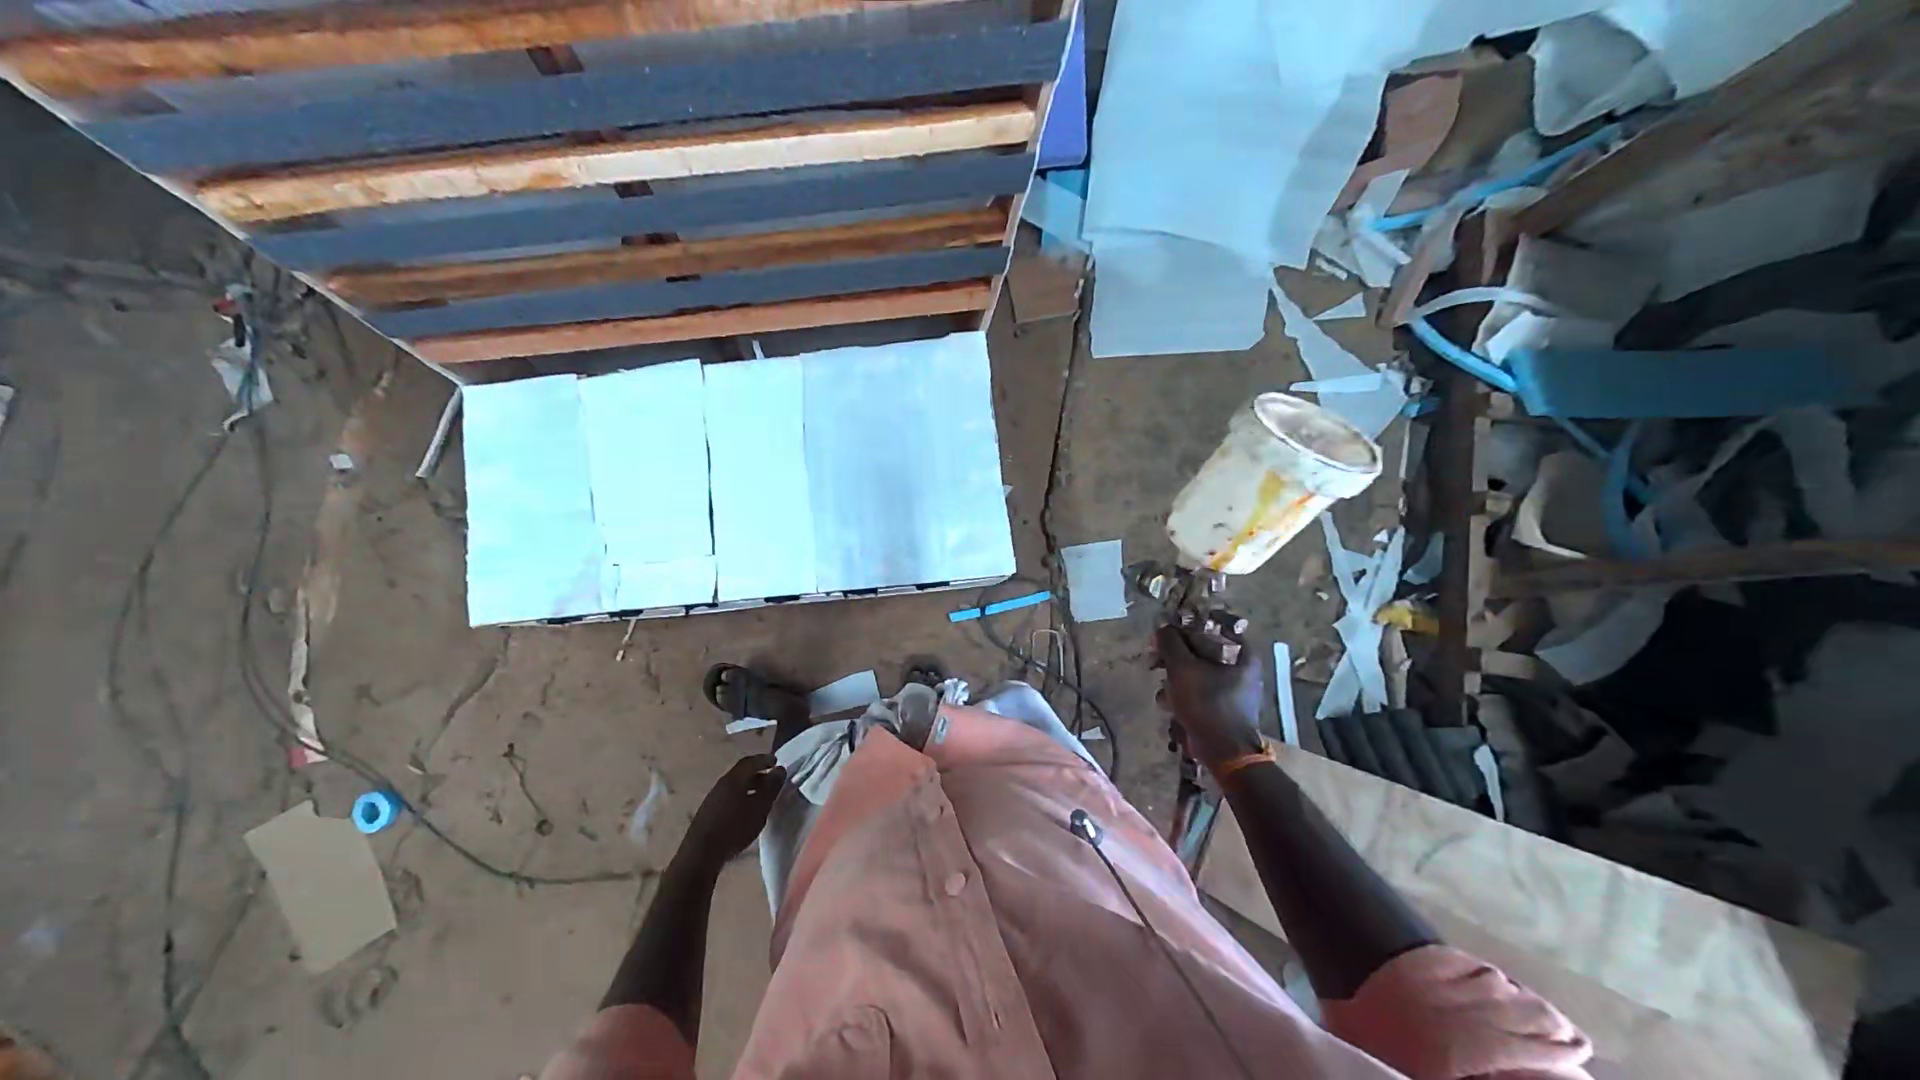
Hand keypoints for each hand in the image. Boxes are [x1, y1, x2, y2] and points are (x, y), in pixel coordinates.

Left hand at [679, 755, 784, 872]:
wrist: (701, 854)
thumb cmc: (735, 827)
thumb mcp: (759, 807)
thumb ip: (771, 787)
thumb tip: (779, 769)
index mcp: (733, 779)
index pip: (750, 762)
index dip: (764, 760)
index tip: (776, 761)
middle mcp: (721, 785)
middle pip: (741, 773)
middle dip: (758, 774)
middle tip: (772, 779)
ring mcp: (712, 799)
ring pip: (734, 786)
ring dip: (749, 787)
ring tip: (761, 796)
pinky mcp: (708, 813)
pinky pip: (728, 798)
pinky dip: (741, 797)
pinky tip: (746, 810)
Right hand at [1154, 623, 1266, 773]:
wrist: (1224, 752)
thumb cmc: (1207, 704)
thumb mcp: (1183, 668)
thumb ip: (1171, 643)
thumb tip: (1162, 628)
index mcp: (1242, 652)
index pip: (1211, 625)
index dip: (1185, 626)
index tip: (1165, 634)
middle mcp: (1241, 666)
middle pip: (1202, 648)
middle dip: (1175, 656)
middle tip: (1155, 660)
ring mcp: (1233, 687)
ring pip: (1196, 670)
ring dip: (1175, 677)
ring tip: (1163, 689)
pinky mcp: (1222, 705)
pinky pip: (1199, 689)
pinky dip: (1183, 694)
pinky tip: (1170, 704)